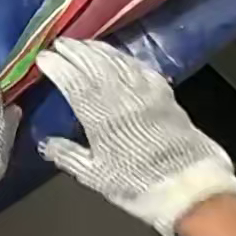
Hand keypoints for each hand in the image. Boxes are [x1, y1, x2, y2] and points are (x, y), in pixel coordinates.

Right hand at [34, 39, 235, 235]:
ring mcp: (147, 95)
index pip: (73, 82)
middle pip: (95, 65)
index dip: (57, 66)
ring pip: (119, 63)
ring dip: (98, 50)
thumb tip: (45, 142)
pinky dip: (127, 60)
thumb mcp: (94, 175)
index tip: (43, 57)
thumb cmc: (137, 184)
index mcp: (100, 116)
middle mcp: (123, 98)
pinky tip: (120, 58)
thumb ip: (67, 155)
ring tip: (83, 44)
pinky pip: (142, 70)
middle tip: (58, 43)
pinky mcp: (167, 98)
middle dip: (74, 52)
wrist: (192, 191)